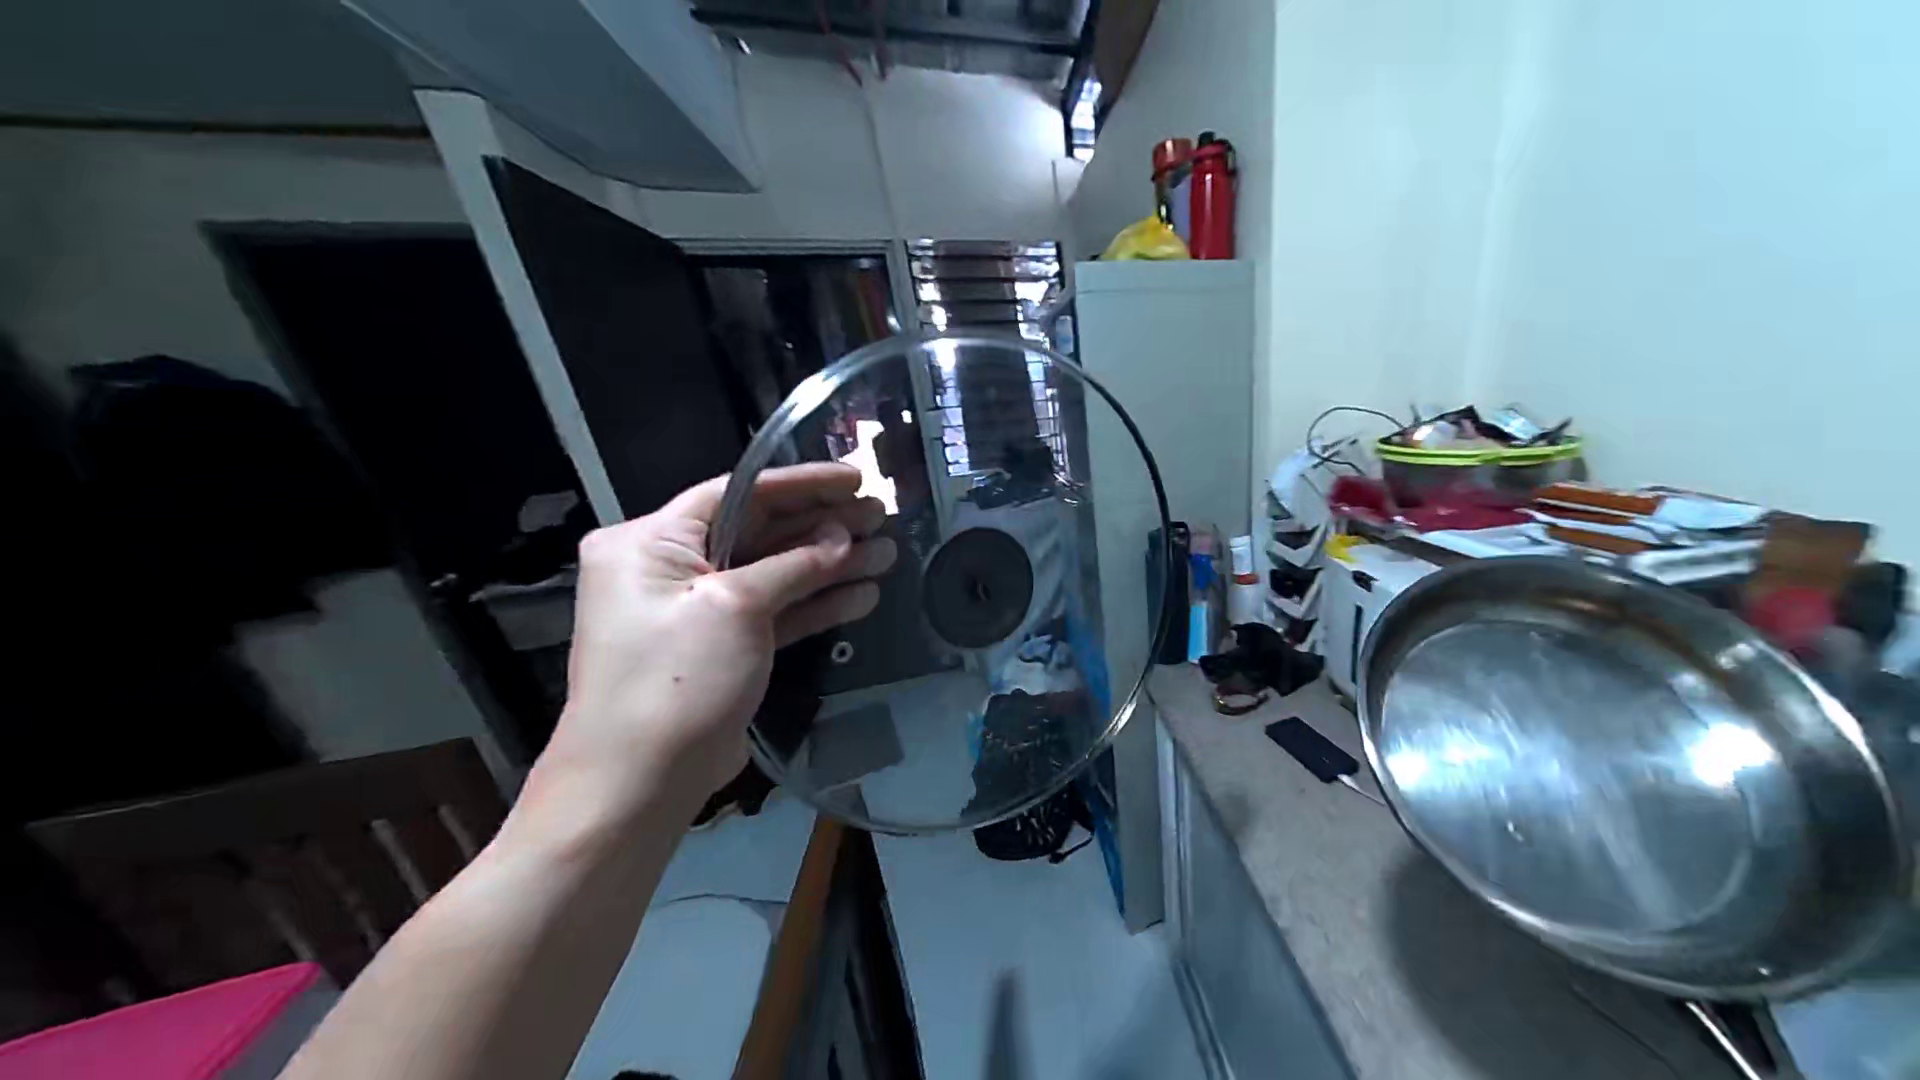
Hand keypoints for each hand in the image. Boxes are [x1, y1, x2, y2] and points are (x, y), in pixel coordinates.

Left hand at [528, 464, 895, 825]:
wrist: (641, 782)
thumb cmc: (676, 678)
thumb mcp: (734, 607)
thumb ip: (793, 565)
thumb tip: (842, 539)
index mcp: (650, 541)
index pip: (737, 493)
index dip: (800, 483)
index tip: (852, 478)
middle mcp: (669, 567)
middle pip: (760, 532)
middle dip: (823, 526)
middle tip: (880, 515)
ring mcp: (698, 609)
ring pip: (774, 573)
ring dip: (829, 566)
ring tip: (887, 554)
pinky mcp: (722, 646)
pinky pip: (773, 611)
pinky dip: (814, 604)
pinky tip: (862, 595)